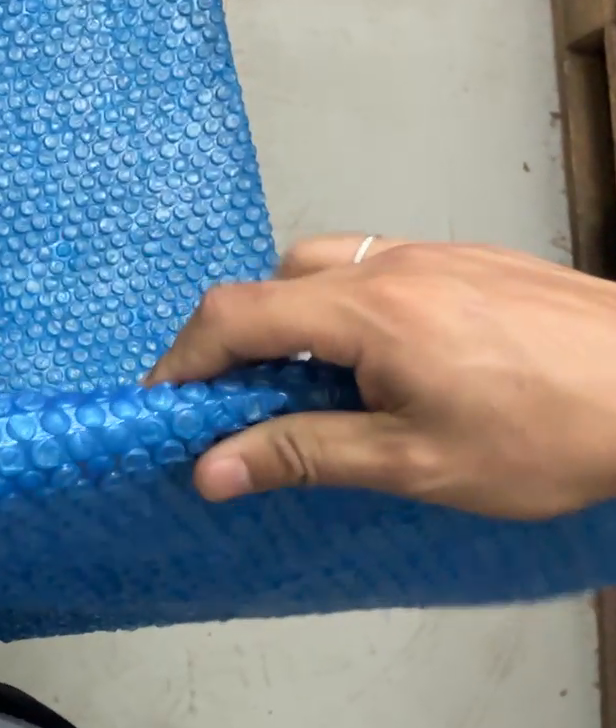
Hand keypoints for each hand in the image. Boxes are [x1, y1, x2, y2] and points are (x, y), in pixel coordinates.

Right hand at [146, 235, 615, 519]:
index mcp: (368, 312)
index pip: (232, 317)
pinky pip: (366, 265)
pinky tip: (372, 348)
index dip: (181, 359)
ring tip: (304, 371)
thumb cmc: (560, 435)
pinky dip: (332, 303)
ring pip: (311, 266)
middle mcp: (388, 267)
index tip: (168, 408)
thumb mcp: (417, 463)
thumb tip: (204, 473)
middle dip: (226, 342)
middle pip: (262, 286)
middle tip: (236, 400)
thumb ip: (300, 456)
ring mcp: (433, 255)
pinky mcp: (470, 259)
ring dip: (280, 315)